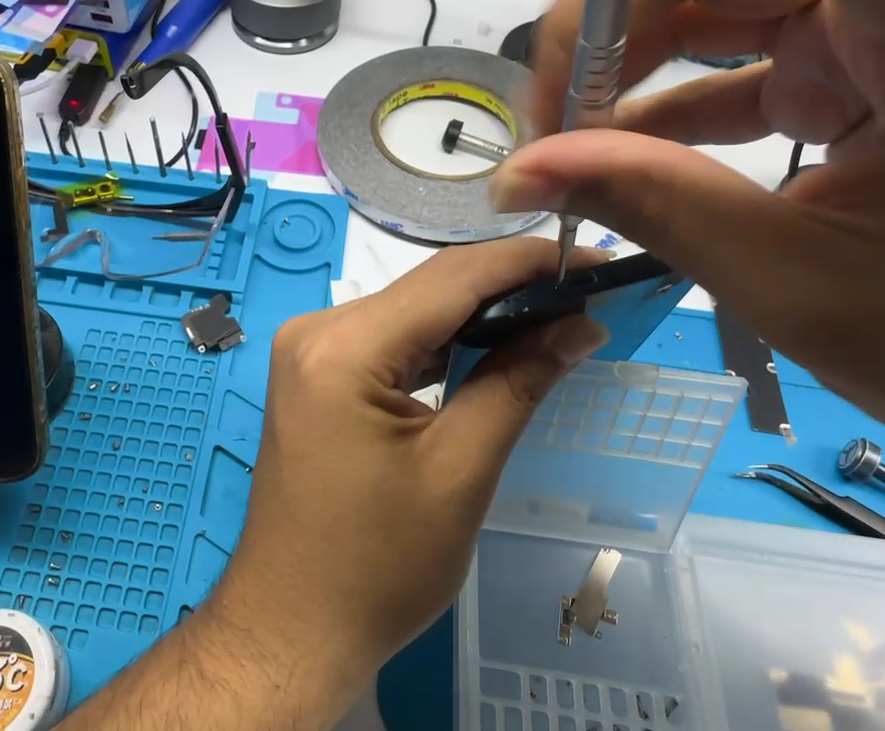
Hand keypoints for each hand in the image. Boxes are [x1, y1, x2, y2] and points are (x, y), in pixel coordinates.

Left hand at [201, 239, 607, 718]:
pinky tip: (493, 343)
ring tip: (555, 313)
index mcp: (343, 347)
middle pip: (428, 289)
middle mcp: (317, 330)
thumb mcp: (459, 473)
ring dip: (479, 313)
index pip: (450, 279)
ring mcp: (310, 350)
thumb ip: (517, 383)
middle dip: (509, 286)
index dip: (527, 263)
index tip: (593, 258)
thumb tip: (579, 325)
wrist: (292, 626)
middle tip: (586, 289)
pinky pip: (390, 339)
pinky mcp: (316, 374)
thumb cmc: (377, 566)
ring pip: (411, 311)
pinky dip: (442, 341)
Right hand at [497, 0, 884, 674]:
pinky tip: (626, 138)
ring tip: (577, 135)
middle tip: (549, 119)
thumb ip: (652, 205)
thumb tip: (521, 173)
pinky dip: (676, 78)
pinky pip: (749, 28)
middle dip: (613, 8)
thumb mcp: (802, 290)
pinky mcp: (882, 42)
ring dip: (632, 43)